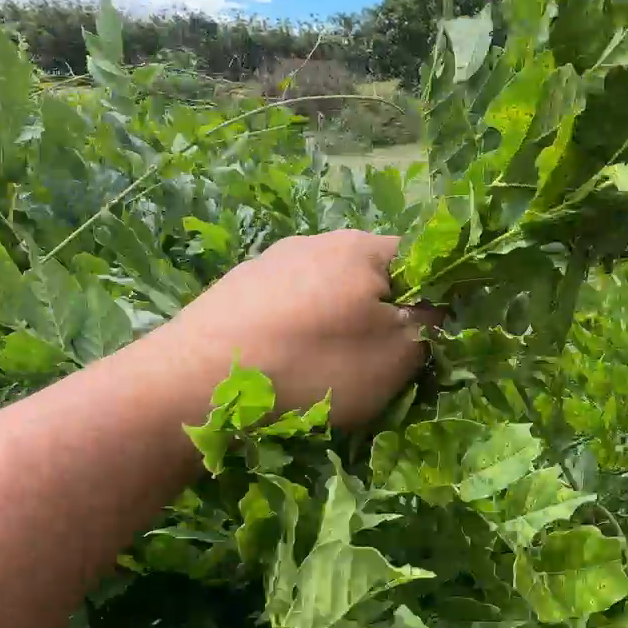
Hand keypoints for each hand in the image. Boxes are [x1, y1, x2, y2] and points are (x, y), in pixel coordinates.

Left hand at [136, 230, 435, 428]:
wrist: (193, 385)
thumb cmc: (315, 365)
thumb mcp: (397, 355)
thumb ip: (429, 326)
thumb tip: (433, 311)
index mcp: (362, 247)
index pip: (422, 259)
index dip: (434, 298)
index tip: (426, 339)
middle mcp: (315, 241)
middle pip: (372, 277)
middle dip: (382, 315)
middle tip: (379, 363)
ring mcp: (268, 263)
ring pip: (327, 294)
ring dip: (338, 326)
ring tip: (327, 372)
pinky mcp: (234, 291)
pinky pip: (288, 309)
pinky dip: (298, 334)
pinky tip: (286, 368)